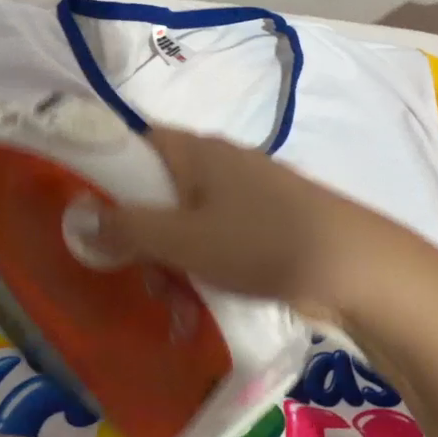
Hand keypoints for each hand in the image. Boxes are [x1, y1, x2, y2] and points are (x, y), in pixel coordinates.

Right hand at [91, 126, 397, 315]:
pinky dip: (201, 263)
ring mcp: (248, 193)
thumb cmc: (259, 243)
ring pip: (185, 218)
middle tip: (130, 265)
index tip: (87, 206)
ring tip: (172, 294)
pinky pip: (215, 237)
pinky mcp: (268, 222)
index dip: (105, 166)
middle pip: (157, 186)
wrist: (357, 270)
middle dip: (137, 229)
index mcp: (197, 152)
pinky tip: (202, 296)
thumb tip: (79, 218)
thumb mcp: (179, 239)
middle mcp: (222, 162)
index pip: (135, 140)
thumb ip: (124, 228)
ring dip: (168, 255)